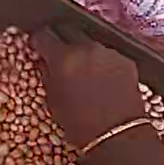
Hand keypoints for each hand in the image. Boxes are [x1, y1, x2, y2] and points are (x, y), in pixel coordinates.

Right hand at [31, 24, 145, 148]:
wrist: (119, 136)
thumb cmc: (80, 124)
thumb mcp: (54, 102)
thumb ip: (47, 76)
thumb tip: (43, 61)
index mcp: (64, 58)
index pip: (44, 35)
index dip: (37, 39)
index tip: (37, 45)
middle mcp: (86, 48)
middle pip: (67, 29)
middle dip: (59, 37)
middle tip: (56, 51)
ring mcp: (109, 52)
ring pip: (89, 40)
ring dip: (81, 49)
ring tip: (80, 67)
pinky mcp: (126, 60)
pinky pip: (107, 53)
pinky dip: (99, 60)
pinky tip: (100, 76)